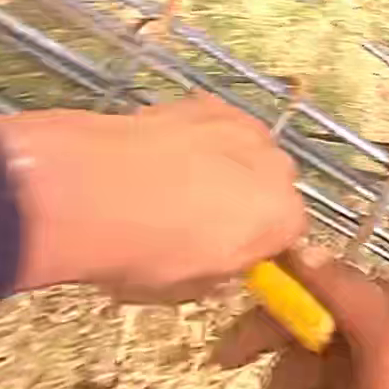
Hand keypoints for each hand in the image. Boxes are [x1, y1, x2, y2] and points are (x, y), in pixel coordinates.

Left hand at [0, 95, 307, 299]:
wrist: (99, 189)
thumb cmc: (147, 251)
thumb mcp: (190, 286)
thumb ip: (223, 268)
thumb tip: (220, 257)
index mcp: (281, 215)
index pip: (290, 230)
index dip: (261, 240)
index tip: (233, 249)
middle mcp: (276, 164)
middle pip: (274, 181)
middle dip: (250, 195)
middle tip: (205, 215)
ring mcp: (244, 126)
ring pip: (248, 148)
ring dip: (229, 162)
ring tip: (178, 179)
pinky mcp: (209, 102)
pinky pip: (218, 125)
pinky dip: (202, 136)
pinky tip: (165, 151)